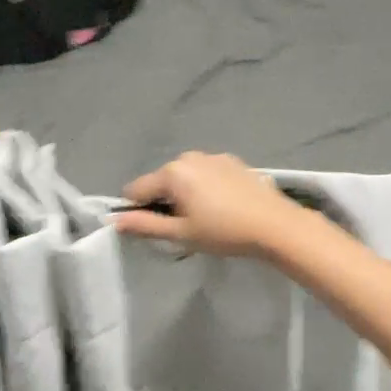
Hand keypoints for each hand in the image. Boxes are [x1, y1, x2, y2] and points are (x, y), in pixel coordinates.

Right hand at [113, 152, 306, 256]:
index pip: (136, 190)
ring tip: (207, 218)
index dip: (137, 211)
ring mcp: (213, 156)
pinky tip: (223, 207)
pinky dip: (205, 188)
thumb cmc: (223, 232)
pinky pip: (206, 174)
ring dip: (185, 195)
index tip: (156, 230)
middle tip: (185, 227)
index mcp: (172, 172)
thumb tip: (115, 220)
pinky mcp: (233, 162)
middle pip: (161, 181)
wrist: (275, 225)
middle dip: (164, 202)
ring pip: (184, 177)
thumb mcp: (181, 234)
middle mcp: (189, 156)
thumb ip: (145, 225)